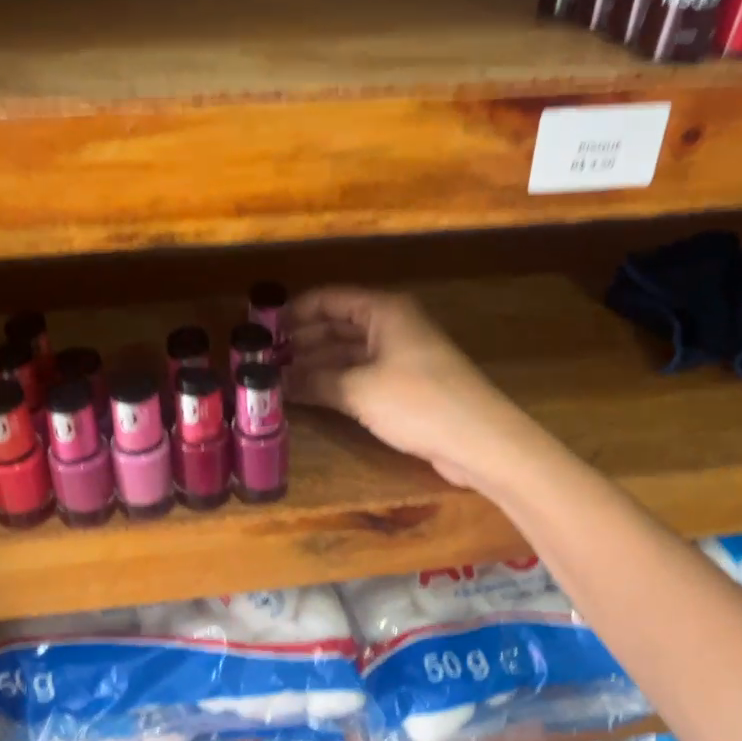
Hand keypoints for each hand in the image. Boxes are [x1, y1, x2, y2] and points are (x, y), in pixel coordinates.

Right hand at [287, 287, 530, 488]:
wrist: (480, 441)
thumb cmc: (418, 402)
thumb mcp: (358, 390)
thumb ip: (314, 381)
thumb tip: (275, 381)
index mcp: (383, 311)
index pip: (329, 299)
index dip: (294, 312)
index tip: (261, 331)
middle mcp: (391, 326)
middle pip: (336, 326)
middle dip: (300, 341)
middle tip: (263, 361)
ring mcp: (400, 356)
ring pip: (347, 353)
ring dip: (314, 365)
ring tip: (276, 381)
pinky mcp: (405, 386)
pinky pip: (360, 376)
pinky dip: (334, 383)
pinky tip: (307, 397)